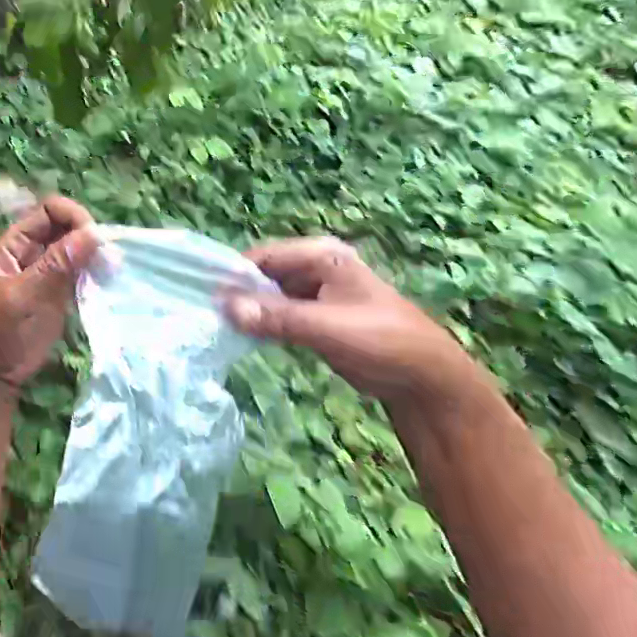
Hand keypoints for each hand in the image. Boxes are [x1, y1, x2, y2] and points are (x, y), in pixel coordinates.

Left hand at [0, 195, 99, 391]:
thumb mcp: (22, 296)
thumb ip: (54, 266)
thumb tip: (91, 233)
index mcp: (16, 243)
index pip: (49, 210)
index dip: (72, 216)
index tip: (93, 237)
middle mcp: (34, 250)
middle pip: (68, 225)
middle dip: (89, 235)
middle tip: (109, 258)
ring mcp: (50, 271)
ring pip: (78, 248)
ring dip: (97, 254)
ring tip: (112, 270)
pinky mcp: (62, 292)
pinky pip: (83, 271)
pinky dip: (97, 272)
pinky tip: (108, 281)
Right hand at [222, 237, 483, 407]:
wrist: (427, 380)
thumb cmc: (384, 342)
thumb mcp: (328, 328)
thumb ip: (278, 317)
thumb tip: (226, 307)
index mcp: (321, 255)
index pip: (263, 256)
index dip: (235, 275)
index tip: (209, 298)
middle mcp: (315, 266)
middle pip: (262, 274)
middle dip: (240, 294)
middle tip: (214, 316)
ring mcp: (314, 291)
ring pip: (267, 294)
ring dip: (249, 310)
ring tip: (222, 327)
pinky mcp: (313, 314)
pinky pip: (276, 312)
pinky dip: (261, 322)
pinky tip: (245, 335)